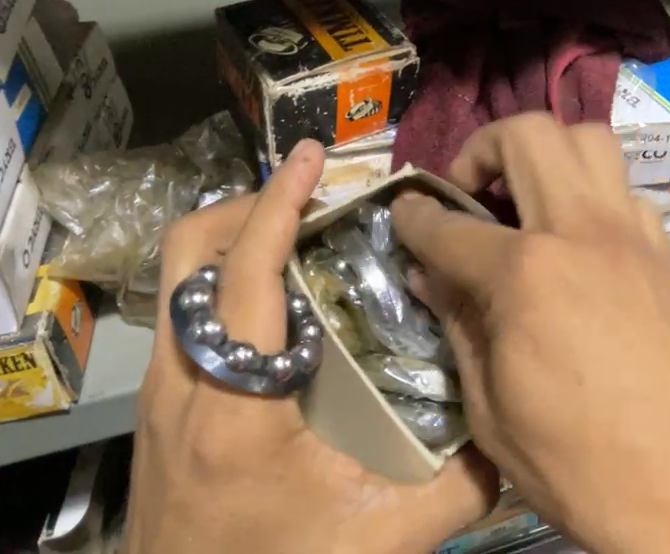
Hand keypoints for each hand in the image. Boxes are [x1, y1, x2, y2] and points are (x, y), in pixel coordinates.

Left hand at [129, 139, 497, 553]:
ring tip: (297, 232)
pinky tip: (276, 298)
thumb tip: (512, 424)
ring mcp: (158, 389)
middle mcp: (180, 378)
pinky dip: (224, 275)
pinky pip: (182, 305)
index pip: (245, 269)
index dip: (279, 200)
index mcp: (232, 399)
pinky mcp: (156, 403)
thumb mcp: (381, 539)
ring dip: (234, 235)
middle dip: (248, 203)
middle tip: (311, 197)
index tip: (312, 153)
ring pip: (177, 274)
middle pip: (187, 249)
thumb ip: (457, 482)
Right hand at [392, 115, 669, 553]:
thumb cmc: (580, 463)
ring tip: (523, 197)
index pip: (450, 225)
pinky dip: (588, 191)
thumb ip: (459, 321)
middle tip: (468, 191)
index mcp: (528, 272)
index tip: (402, 212)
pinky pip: (620, 187)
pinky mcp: (664, 248)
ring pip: (587, 138)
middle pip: (528, 135)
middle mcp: (582, 228)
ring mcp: (632, 231)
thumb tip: (431, 272)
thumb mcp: (491, 407)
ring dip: (544, 152)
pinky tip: (575, 239)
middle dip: (483, 148)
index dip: (414, 216)